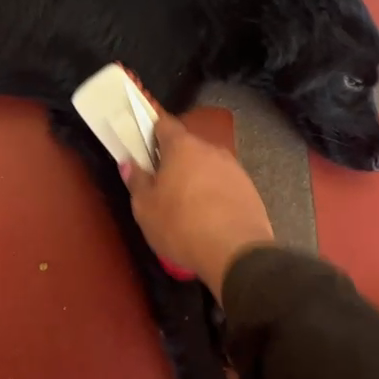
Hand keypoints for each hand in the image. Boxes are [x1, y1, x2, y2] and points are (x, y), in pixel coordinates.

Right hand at [121, 113, 274, 301]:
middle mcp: (209, 149)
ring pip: (208, 166)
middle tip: (164, 186)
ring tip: (190, 207)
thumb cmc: (182, 226)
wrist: (237, 254)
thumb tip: (128, 163)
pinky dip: (217, 195)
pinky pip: (225, 184)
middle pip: (187, 146)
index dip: (153, 132)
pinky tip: (212, 219)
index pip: (164, 124)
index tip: (145, 147)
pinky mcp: (250, 189)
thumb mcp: (145, 209)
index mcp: (181, 146)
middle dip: (175, 161)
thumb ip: (136, 181)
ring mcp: (233, 167)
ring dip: (198, 178)